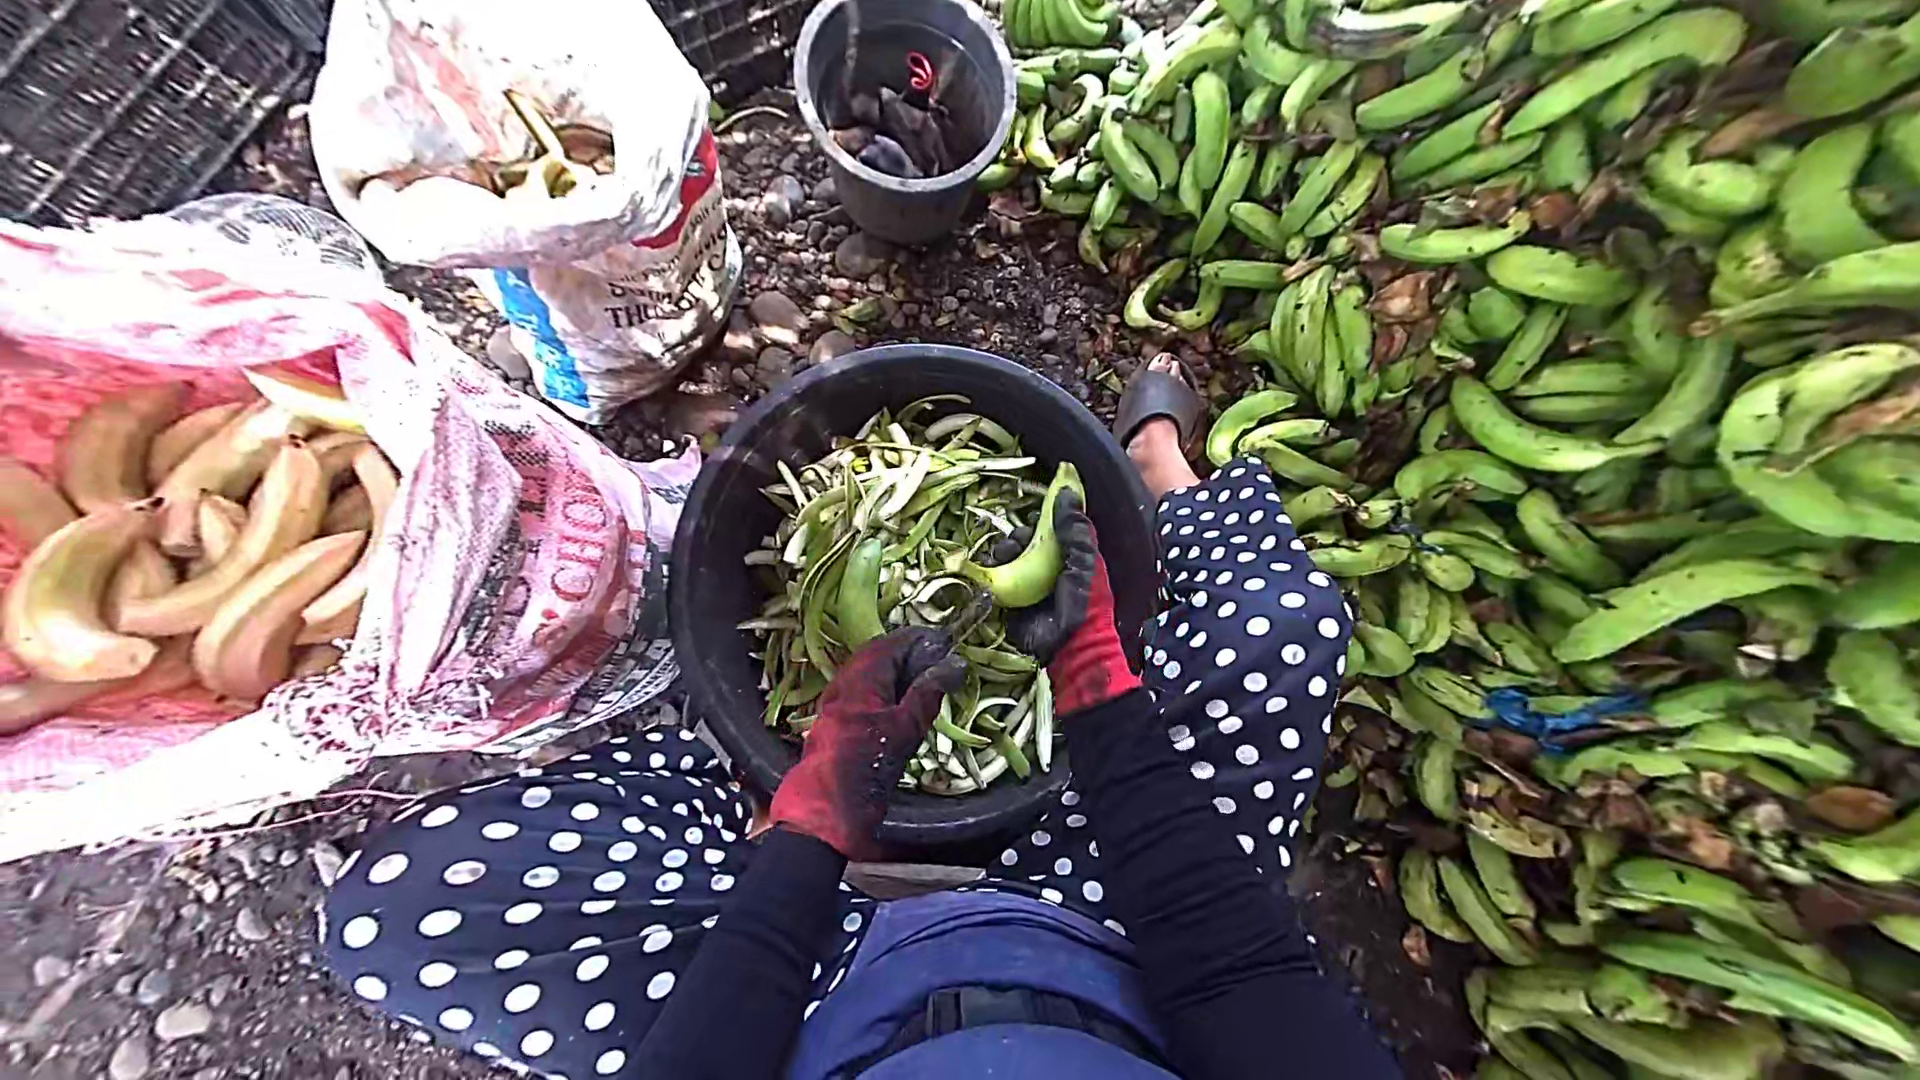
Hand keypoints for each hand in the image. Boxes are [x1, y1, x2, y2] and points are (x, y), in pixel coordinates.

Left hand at [769, 627, 965, 858]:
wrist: (824, 812)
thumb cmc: (865, 769)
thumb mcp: (905, 730)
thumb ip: (927, 694)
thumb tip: (952, 665)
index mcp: (860, 680)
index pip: (891, 644)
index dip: (917, 639)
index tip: (941, 640)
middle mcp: (842, 684)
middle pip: (876, 655)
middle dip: (905, 651)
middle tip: (934, 656)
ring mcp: (835, 702)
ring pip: (867, 673)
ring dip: (893, 669)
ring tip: (921, 675)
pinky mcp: (834, 721)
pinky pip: (860, 690)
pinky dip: (882, 686)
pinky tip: (897, 700)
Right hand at [988, 489, 1140, 716]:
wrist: (1069, 647)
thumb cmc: (1084, 602)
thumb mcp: (1084, 561)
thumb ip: (1074, 529)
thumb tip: (1064, 492)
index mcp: (1071, 554)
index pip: (1053, 527)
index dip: (1043, 516)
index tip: (1035, 509)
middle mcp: (1048, 565)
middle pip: (1027, 538)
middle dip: (1020, 535)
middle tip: (1020, 540)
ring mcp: (1028, 581)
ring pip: (1009, 554)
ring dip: (1006, 549)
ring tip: (1006, 554)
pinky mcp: (1011, 597)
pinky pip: (997, 576)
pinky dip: (993, 568)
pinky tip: (995, 567)